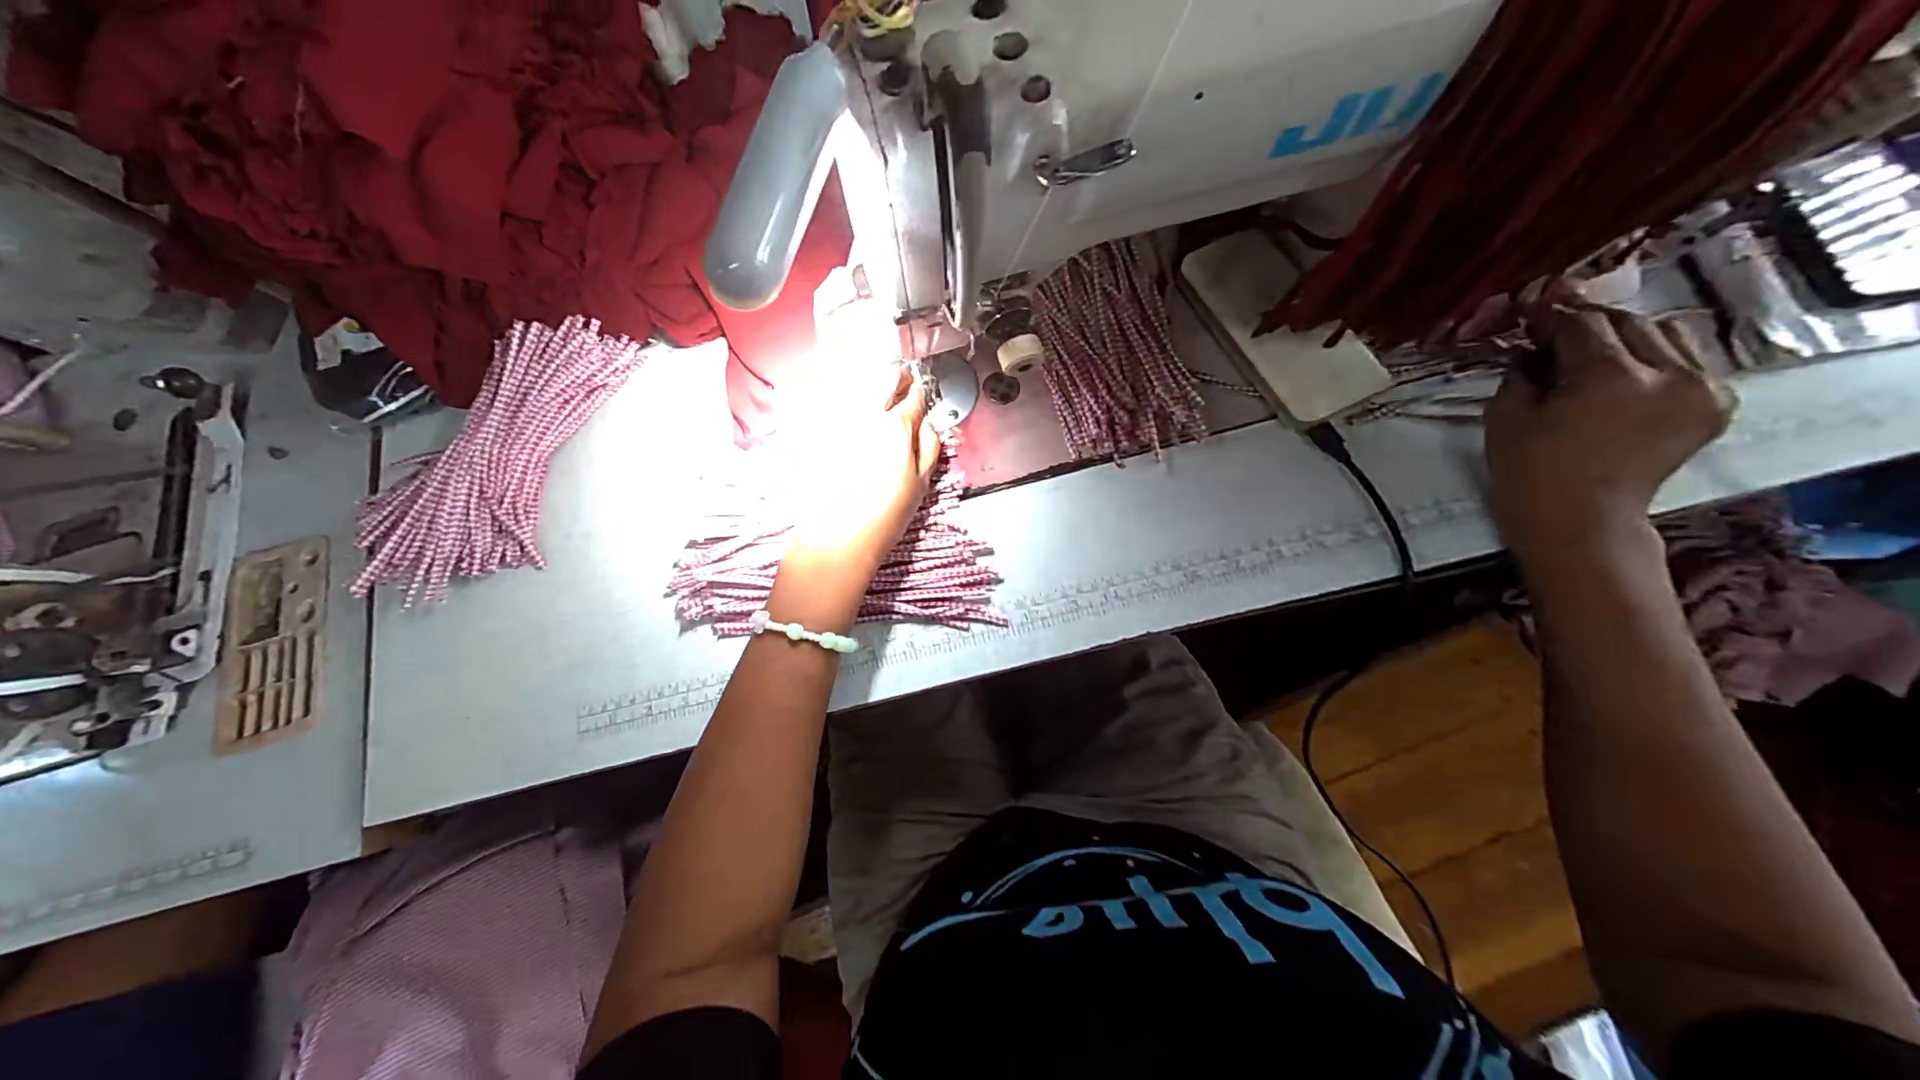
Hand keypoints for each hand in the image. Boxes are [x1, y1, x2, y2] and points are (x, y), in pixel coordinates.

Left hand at [776, 363, 939, 574]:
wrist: (836, 538)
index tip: (919, 391)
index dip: (919, 392)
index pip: (913, 396)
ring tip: (876, 399)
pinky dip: (846, 407)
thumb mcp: (921, 483)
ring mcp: (838, 423)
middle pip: (882, 381)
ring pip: (858, 390)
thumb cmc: (881, 517)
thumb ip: (930, 447)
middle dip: (893, 379)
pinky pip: (837, 408)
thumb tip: (929, 425)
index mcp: (895, 426)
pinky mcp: (817, 434)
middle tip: (900, 383)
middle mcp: (865, 417)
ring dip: (869, 388)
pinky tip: (851, 424)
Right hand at [1486, 307, 1734, 562]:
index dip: (1553, 314)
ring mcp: (1702, 389)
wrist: (1581, 523)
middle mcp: (1669, 373)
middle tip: (1554, 331)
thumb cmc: (1531, 475)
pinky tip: (1624, 376)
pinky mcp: (1715, 405)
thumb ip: (1521, 371)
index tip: (1533, 310)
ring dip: (1625, 337)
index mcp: (1611, 376)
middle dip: (1589, 324)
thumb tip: (1533, 349)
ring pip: (1666, 334)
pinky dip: (1655, 359)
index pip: (1583, 324)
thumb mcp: (1506, 418)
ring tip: (1591, 353)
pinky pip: (1687, 361)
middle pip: (1629, 323)